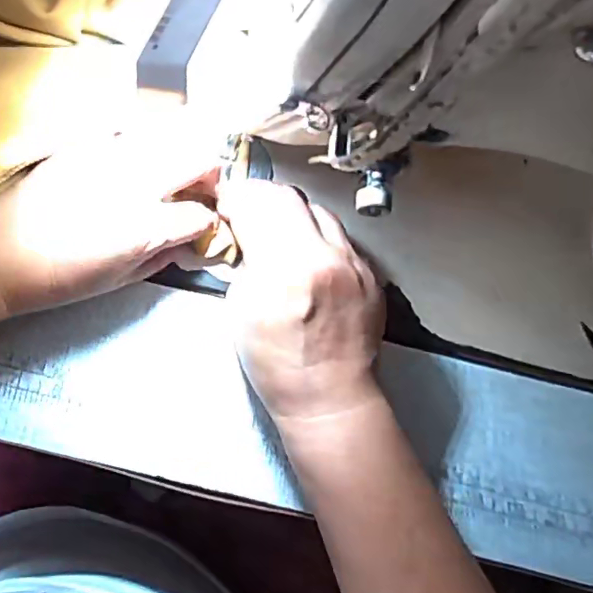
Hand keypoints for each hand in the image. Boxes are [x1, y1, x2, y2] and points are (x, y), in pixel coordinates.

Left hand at [0, 126, 223, 317]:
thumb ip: (159, 256)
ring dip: (177, 152)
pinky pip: (126, 134)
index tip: (201, 225)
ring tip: (165, 173)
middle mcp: (133, 182)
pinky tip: (125, 166)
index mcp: (144, 225)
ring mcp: (107, 156)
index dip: (208, 222)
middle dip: (208, 173)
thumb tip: (184, 242)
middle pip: (198, 157)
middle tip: (198, 189)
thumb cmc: (56, 279)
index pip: (201, 213)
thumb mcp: (116, 281)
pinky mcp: (82, 144)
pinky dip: (138, 146)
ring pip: (167, 134)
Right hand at [216, 179, 385, 428]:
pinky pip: (336, 235)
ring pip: (316, 210)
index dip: (234, 197)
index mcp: (288, 269)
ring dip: (289, 214)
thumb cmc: (275, 362)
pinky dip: (312, 235)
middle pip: (289, 196)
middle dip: (260, 198)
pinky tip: (300, 255)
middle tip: (242, 212)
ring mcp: (356, 263)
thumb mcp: (239, 307)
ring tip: (272, 234)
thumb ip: (242, 261)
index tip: (222, 203)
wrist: (329, 396)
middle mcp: (328, 257)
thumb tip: (239, 231)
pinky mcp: (371, 271)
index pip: (258, 203)